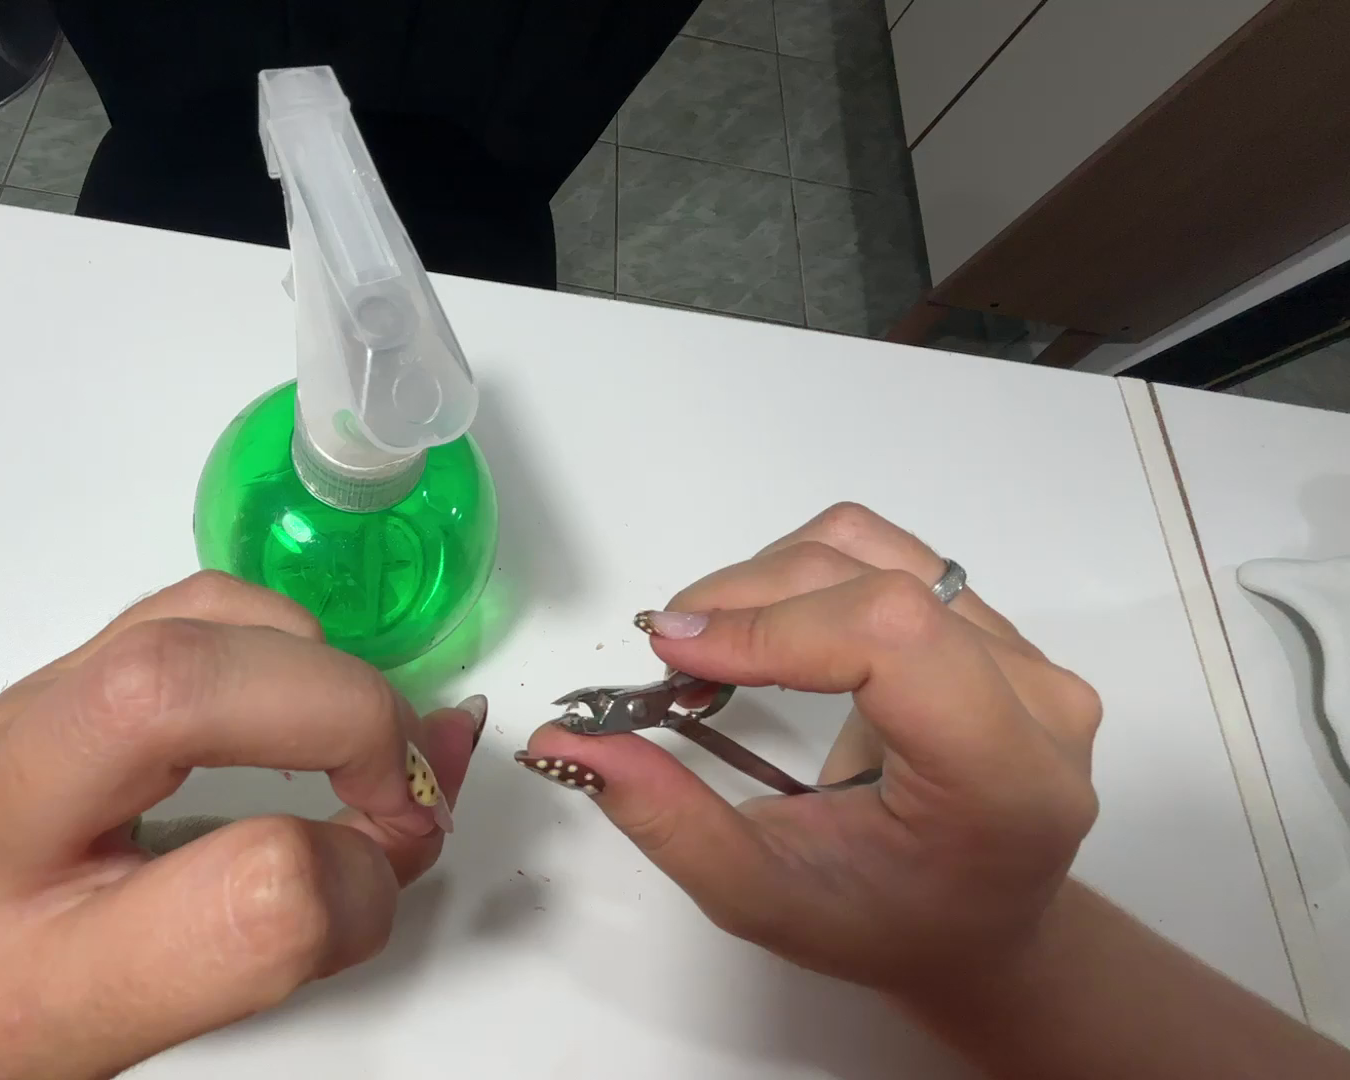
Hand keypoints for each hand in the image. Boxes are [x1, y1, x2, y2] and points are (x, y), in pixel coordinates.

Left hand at [0, 572, 481, 1078]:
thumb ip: (310, 926)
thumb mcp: (172, 1020)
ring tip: (351, 737)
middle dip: (349, 715)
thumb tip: (428, 791)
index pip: (236, 895)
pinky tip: (291, 693)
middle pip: (181, 692)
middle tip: (401, 780)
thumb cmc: (42, 999)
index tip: (393, 856)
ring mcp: (38, 696)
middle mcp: (10, 793)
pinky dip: (282, 638)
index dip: (357, 867)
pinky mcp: (74, 653)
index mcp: (36, 961)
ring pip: (194, 620)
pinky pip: (197, 602)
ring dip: (318, 669)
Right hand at [520, 503, 1100, 994]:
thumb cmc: (871, 920)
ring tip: (710, 644)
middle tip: (667, 661)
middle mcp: (1028, 693)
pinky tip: (762, 626)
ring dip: (756, 581)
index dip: (763, 626)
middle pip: (861, 580)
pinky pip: (868, 547)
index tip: (666, 652)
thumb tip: (563, 741)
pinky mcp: (977, 619)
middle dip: (734, 603)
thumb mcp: (753, 893)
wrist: (969, 917)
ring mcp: (1011, 644)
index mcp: (999, 776)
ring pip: (855, 544)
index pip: (890, 638)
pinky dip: (787, 571)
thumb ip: (662, 816)